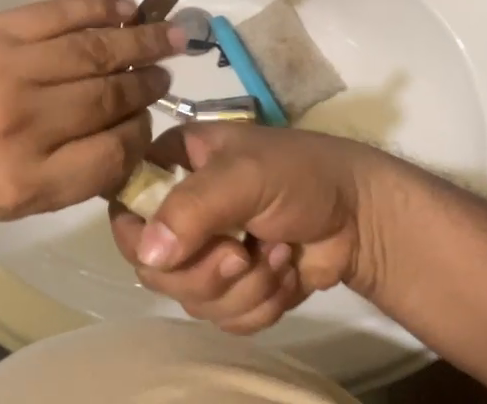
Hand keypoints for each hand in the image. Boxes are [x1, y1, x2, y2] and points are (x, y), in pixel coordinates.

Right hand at [108, 123, 399, 333]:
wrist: (361, 214)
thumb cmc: (300, 174)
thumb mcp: (245, 176)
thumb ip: (194, 208)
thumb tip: (149, 255)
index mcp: (173, 167)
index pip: (124, 208)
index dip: (141, 237)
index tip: (180, 247)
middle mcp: (181, 210)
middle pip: (154, 268)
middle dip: (208, 271)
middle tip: (243, 252)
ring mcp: (207, 252)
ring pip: (192, 300)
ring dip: (245, 287)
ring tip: (278, 254)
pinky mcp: (236, 288)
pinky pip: (225, 320)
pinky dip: (262, 304)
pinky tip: (286, 272)